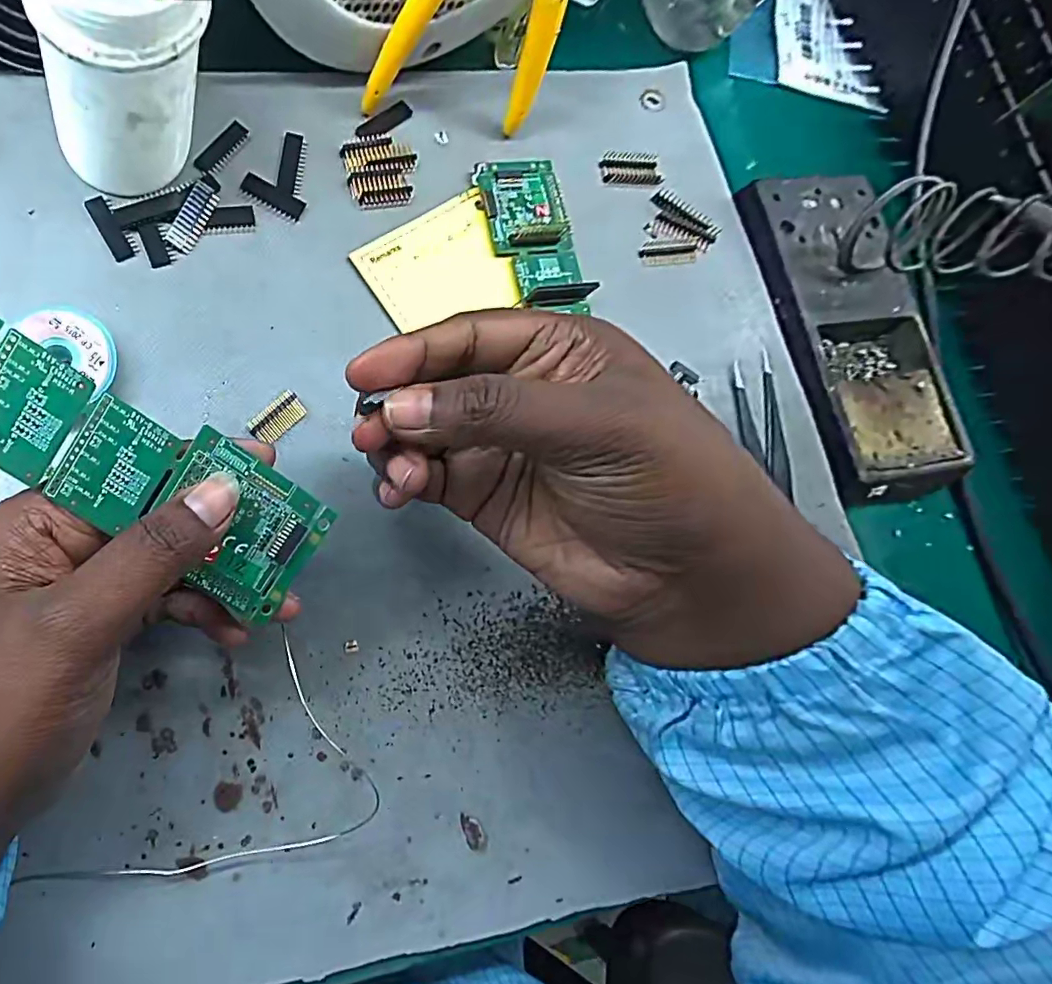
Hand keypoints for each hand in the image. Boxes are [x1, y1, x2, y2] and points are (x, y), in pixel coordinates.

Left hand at [0, 448, 297, 935]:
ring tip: (280, 598)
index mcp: (44, 520)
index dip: (194, 463)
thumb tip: (222, 490)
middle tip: (285, 531)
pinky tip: (237, 633)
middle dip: (221, 529)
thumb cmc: (11, 702)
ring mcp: (93, 584)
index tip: (260, 460)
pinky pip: (168, 601)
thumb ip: (151, 554)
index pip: (127, 472)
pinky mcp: (111, 622)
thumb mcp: (80, 622)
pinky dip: (204, 613)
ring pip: (172, 562)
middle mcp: (70, 541)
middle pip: (159, 515)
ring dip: (224, 579)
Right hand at [348, 309, 857, 669]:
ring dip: (394, 447)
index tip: (364, 372)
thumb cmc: (666, 478)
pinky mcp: (479, 495)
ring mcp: (494, 447)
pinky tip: (399, 491)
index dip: (413, 351)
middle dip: (396, 403)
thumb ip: (492, 409)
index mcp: (554, 352)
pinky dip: (402, 481)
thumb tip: (401, 406)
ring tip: (392, 470)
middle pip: (434, 385)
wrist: (687, 578)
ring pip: (421, 433)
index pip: (469, 338)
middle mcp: (516, 393)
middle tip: (368, 429)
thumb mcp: (590, 424)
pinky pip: (425, 477)